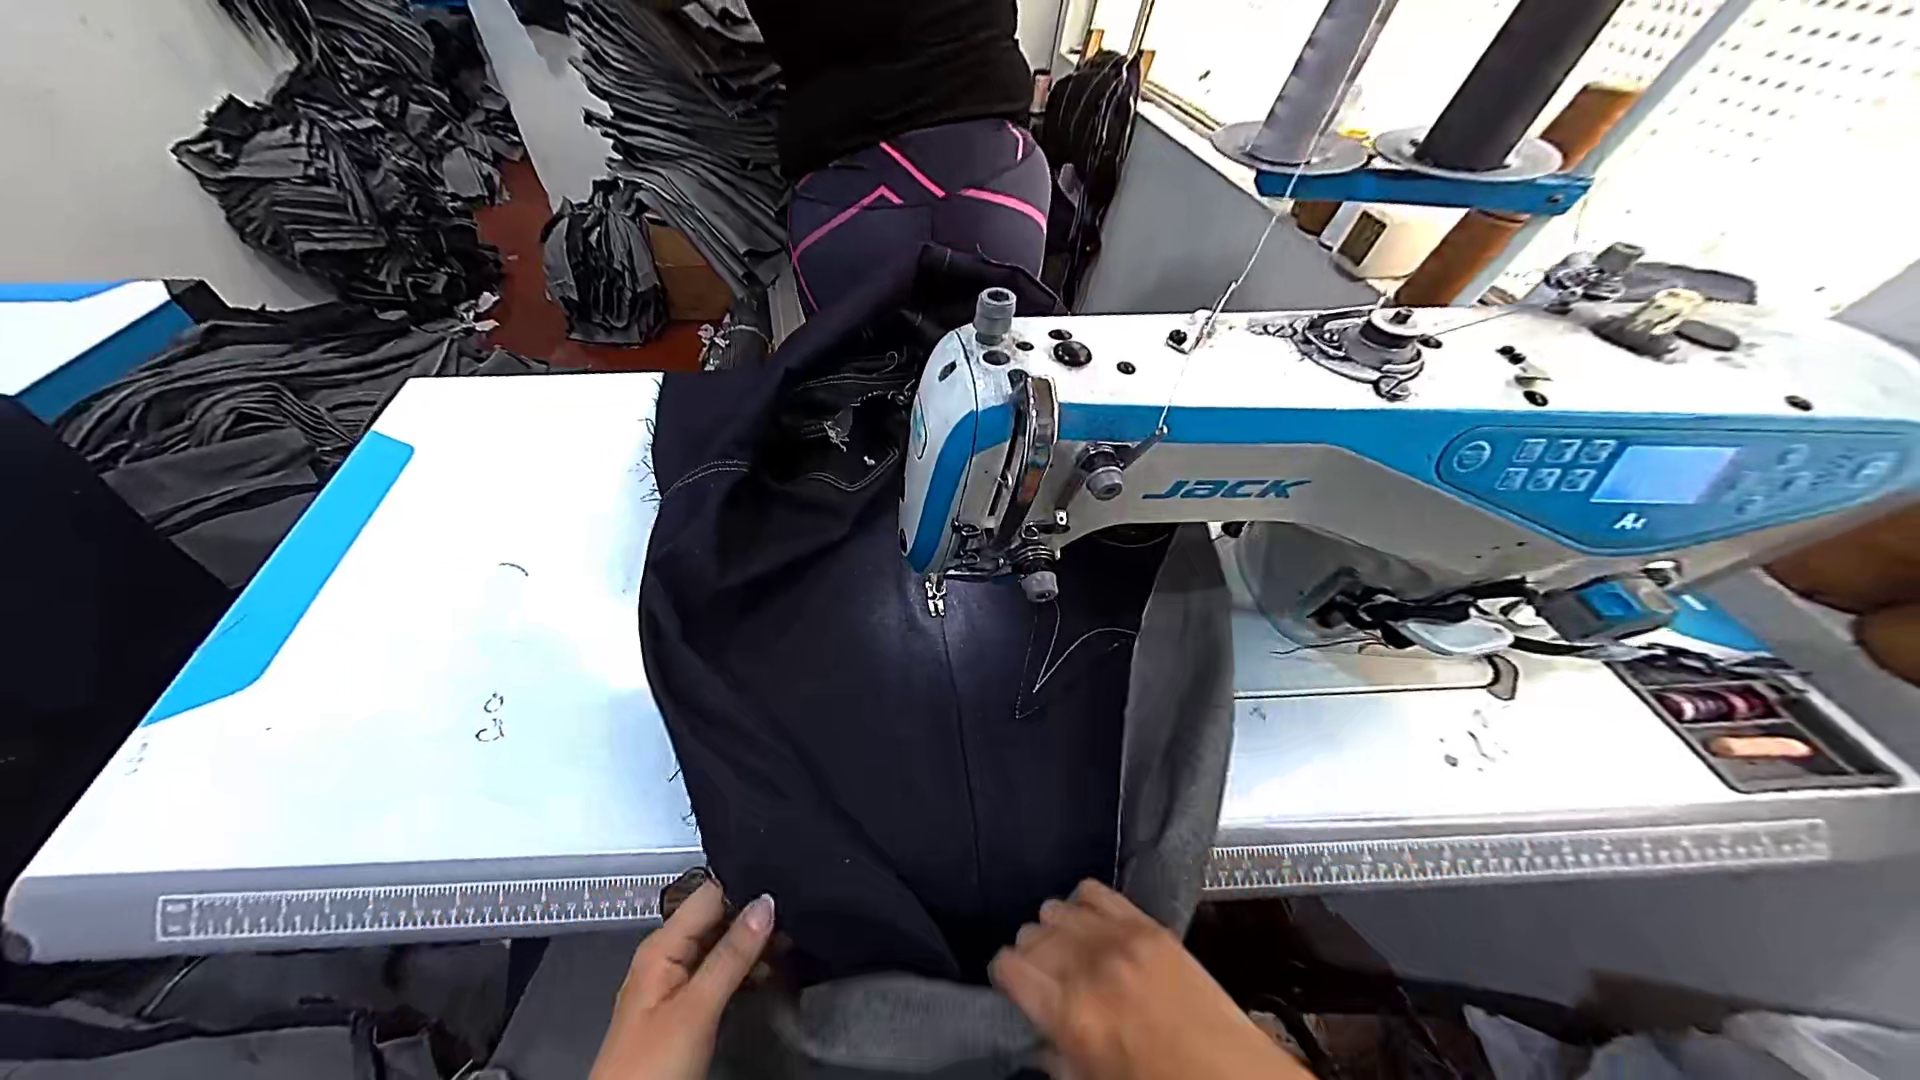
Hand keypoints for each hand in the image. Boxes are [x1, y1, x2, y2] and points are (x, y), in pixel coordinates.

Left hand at [588, 881, 774, 1079]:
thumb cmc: (652, 1069)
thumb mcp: (696, 1009)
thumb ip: (732, 954)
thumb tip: (767, 902)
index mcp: (662, 945)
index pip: (710, 894)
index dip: (746, 885)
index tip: (787, 884)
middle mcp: (667, 954)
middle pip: (716, 916)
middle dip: (754, 914)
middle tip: (797, 916)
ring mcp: (674, 981)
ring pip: (720, 943)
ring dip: (753, 942)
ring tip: (793, 940)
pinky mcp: (684, 1006)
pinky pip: (719, 970)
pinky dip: (744, 967)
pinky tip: (769, 970)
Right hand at [990, 880, 1312, 1079]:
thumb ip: (1057, 1059)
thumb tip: (1036, 1035)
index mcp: (1071, 1015)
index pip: (1008, 967)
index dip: (1003, 976)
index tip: (1010, 985)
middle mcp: (1088, 966)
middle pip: (1030, 935)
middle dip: (1029, 957)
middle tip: (1044, 978)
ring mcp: (1119, 938)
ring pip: (1055, 908)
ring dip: (1054, 930)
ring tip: (1068, 952)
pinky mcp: (1146, 923)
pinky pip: (1094, 890)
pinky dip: (1083, 903)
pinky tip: (1091, 926)